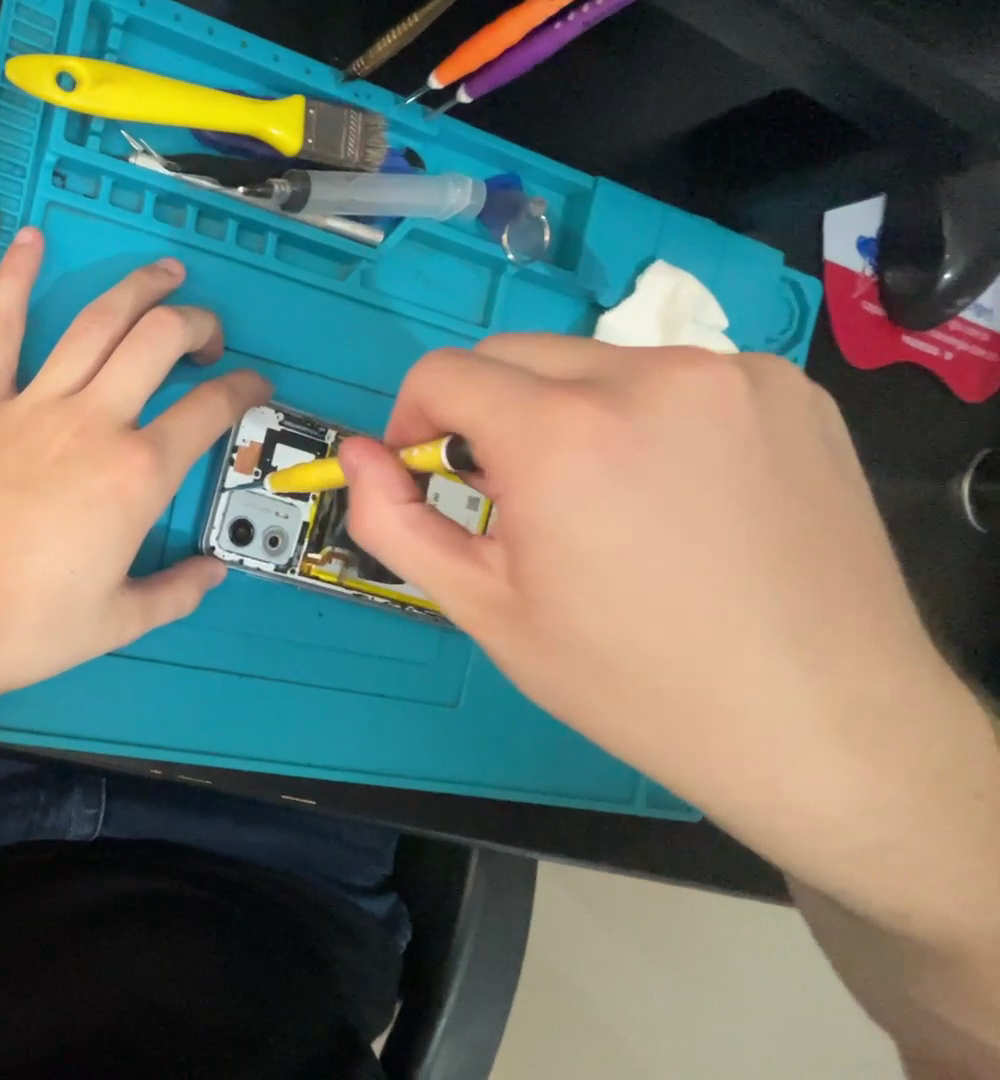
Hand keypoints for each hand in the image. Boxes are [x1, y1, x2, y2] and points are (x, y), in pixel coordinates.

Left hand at [0, 228, 269, 709]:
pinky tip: (32, 242)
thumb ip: (176, 592)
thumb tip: (213, 573)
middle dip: (196, 324)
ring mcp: (30, 406)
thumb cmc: (22, 631)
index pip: (210, 411)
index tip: (250, 387)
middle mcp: (92, 425)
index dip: (243, 389)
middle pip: (160, 342)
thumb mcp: (117, 623)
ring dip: (138, 288)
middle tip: (206, 334)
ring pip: (97, 323)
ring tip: (163, 273)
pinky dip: (17, 280)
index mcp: (136, 477)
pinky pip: (1, 329)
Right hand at [336, 336, 993, 876]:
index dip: (412, 421)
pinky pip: (671, 379)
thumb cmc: (623, 675)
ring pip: (592, 365)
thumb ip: (392, 520)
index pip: (444, 374)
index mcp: (562, 433)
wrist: (819, 722)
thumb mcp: (478, 605)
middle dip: (481, 414)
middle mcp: (650, 377)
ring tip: (592, 501)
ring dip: (560, 414)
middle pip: (512, 356)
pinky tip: (666, 493)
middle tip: (504, 498)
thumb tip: (357, 456)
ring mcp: (734, 376)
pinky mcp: (792, 392)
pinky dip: (638, 417)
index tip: (426, 475)